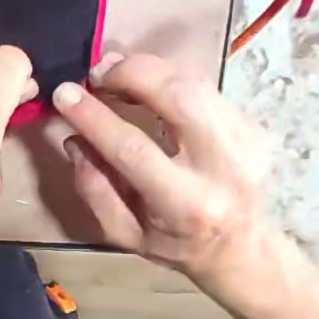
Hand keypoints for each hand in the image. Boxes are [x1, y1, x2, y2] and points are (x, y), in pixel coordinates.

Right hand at [51, 53, 296, 310]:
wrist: (243, 249)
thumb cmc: (174, 244)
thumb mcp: (122, 233)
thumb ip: (94, 188)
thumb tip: (75, 138)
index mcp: (185, 204)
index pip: (133, 148)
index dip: (94, 116)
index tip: (64, 93)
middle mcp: (222, 168)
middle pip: (179, 97)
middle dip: (131, 73)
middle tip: (97, 73)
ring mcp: (245, 142)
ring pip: (195, 82)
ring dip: (149, 68)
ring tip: (115, 73)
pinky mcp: (254, 126)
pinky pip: (205, 87)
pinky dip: (169, 77)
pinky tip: (146, 85)